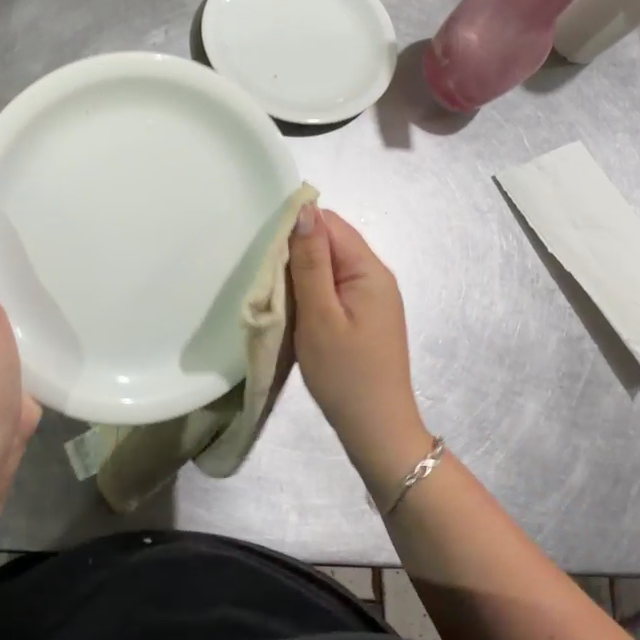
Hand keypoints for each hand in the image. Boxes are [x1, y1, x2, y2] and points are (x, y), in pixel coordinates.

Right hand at [287, 204, 430, 486]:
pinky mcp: (364, 316)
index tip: (264, 250)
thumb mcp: (319, 315)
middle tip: (266, 277)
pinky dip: (311, 292)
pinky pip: (333, 287)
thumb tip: (304, 210)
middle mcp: (375, 276)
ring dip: (301, 273)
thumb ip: (311, 262)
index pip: (330, 223)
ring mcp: (372, 297)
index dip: (296, 228)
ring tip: (276, 295)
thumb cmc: (344, 373)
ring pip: (329, 265)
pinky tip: (294, 310)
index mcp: (369, 270)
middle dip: (296, 251)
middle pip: (331, 241)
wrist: (375, 429)